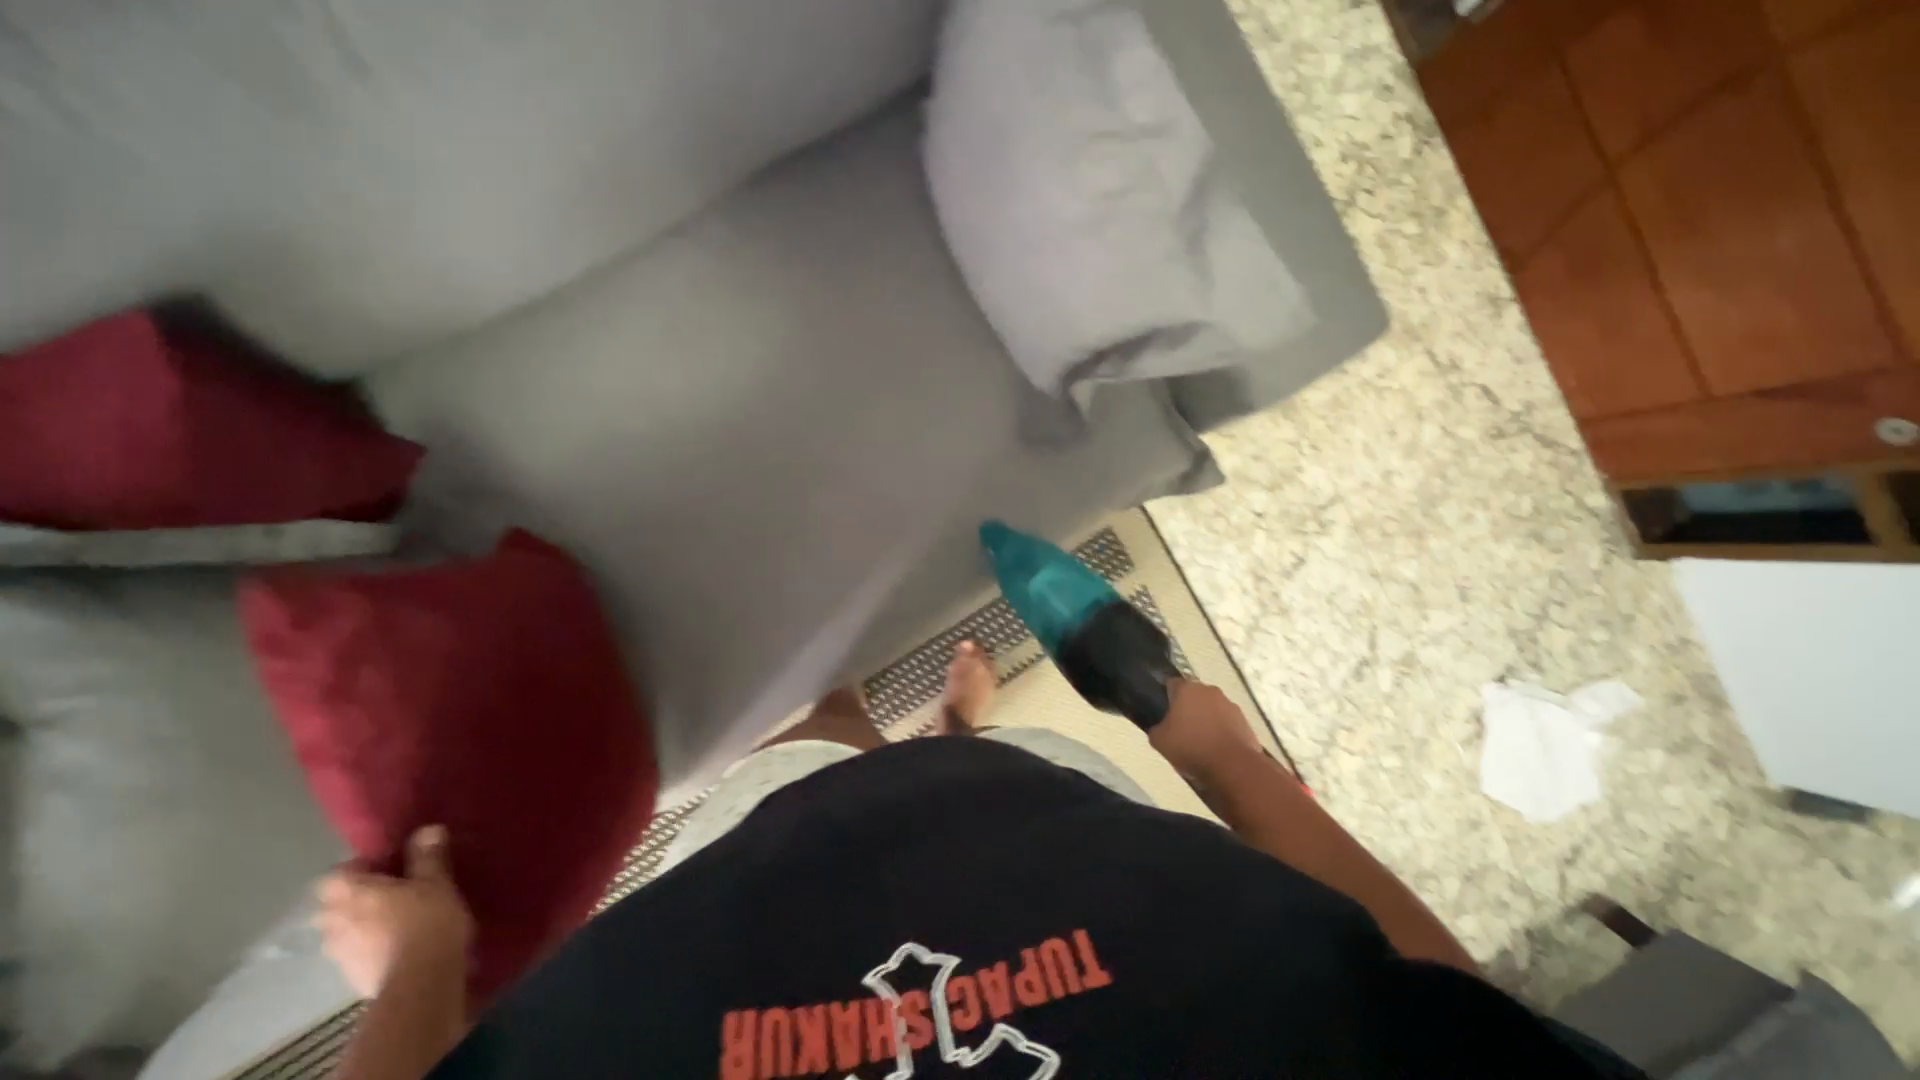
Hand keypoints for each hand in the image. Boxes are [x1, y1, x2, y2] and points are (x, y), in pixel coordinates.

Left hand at [316, 825, 474, 998]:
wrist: (419, 984)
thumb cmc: (426, 922)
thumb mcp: (437, 882)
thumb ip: (428, 856)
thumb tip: (426, 830)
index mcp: (350, 893)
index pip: (337, 873)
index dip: (359, 868)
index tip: (388, 868)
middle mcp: (334, 921)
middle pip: (335, 903)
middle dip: (357, 898)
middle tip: (393, 894)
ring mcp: (338, 953)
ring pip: (343, 930)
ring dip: (361, 924)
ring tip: (396, 922)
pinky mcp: (350, 977)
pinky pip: (356, 952)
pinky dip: (370, 947)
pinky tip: (398, 947)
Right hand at [1149, 679, 1266, 780]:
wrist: (1233, 766)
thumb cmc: (1191, 748)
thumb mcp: (1159, 741)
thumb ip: (1156, 728)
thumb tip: (1159, 726)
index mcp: (1187, 689)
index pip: (1171, 684)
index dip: (1165, 698)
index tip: (1162, 714)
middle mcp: (1209, 690)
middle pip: (1193, 695)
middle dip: (1187, 708)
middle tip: (1180, 729)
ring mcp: (1230, 704)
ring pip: (1212, 708)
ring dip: (1206, 719)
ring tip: (1200, 742)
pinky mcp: (1244, 720)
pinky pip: (1227, 722)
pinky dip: (1221, 731)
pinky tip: (1216, 748)